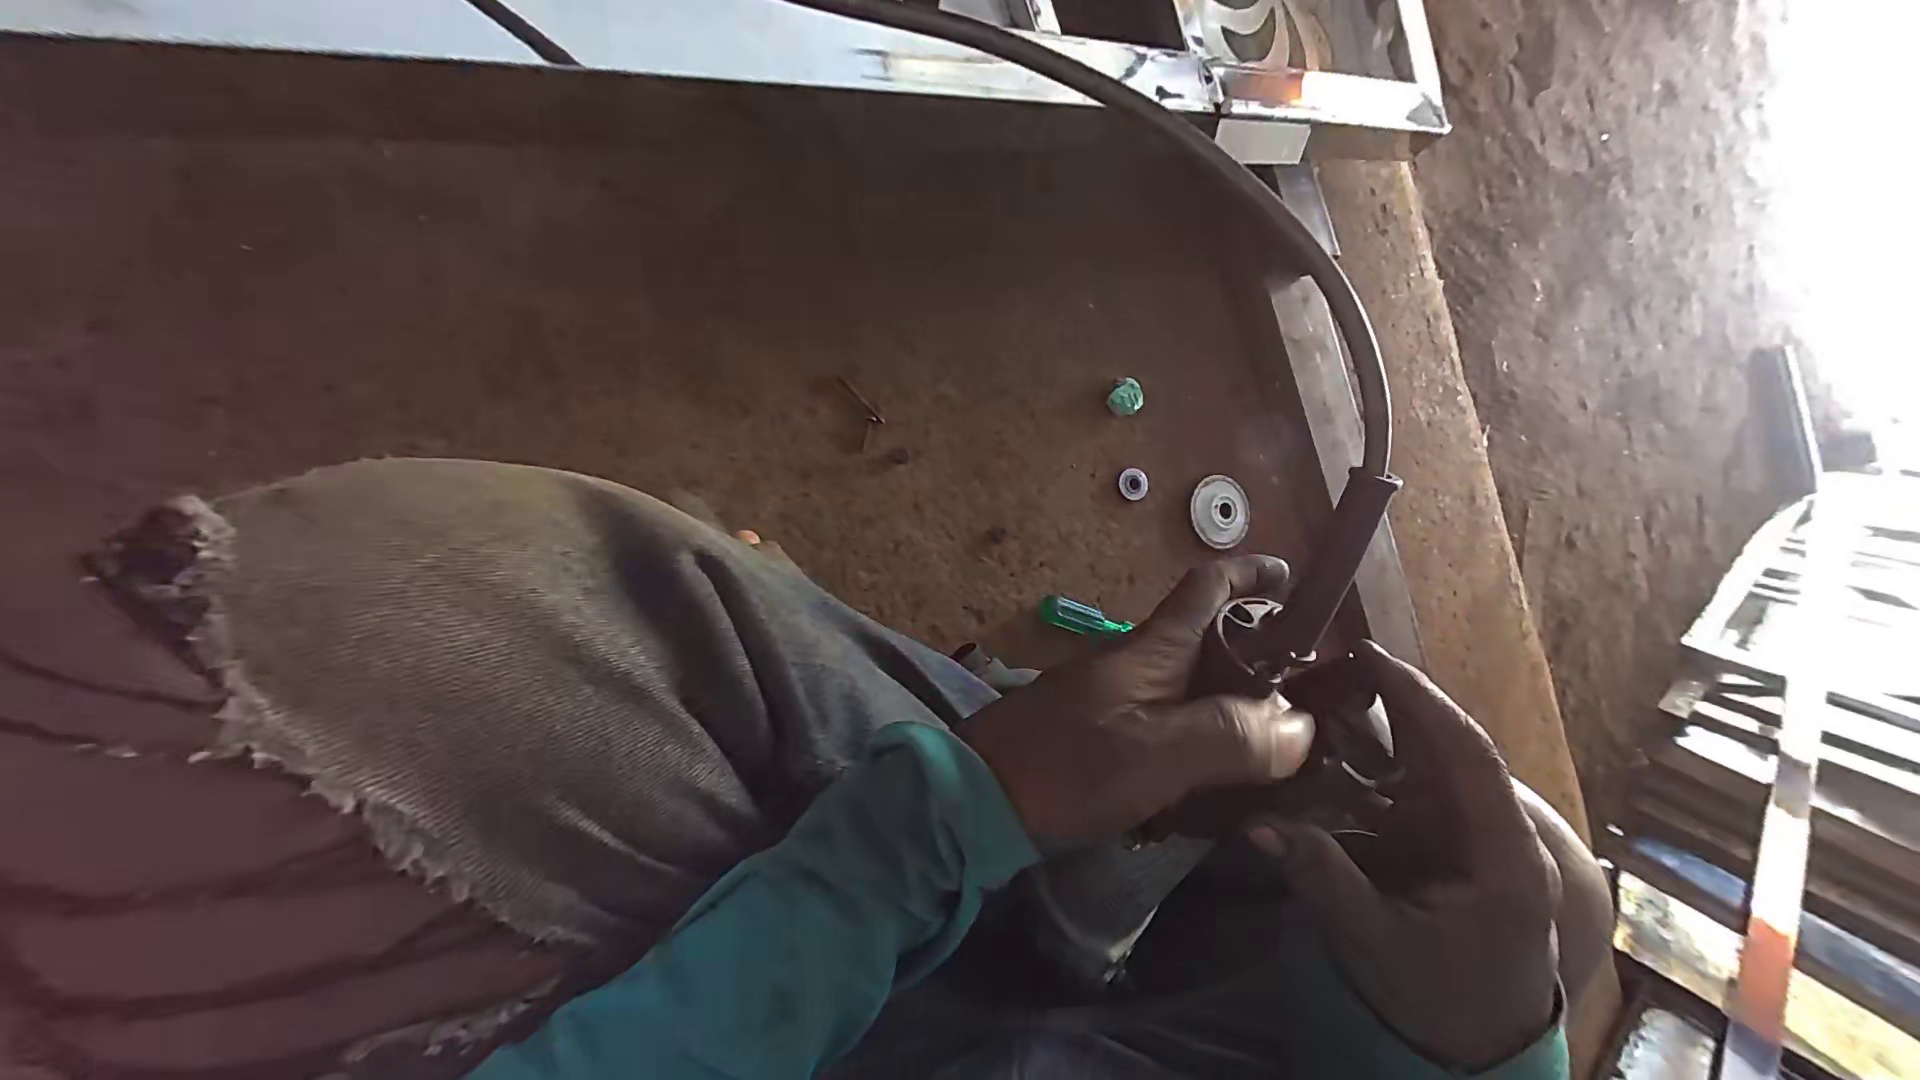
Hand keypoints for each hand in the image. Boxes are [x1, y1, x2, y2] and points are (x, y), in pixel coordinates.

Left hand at [964, 555, 1315, 843]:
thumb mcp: (1155, 752)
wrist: (984, 792)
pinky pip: (1173, 723)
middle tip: (1316, 705)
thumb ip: (1228, 736)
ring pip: (1196, 688)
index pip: (1206, 588)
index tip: (1291, 580)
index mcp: (1152, 649)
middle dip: (1264, 663)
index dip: (1250, 576)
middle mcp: (1139, 662)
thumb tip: (1301, 725)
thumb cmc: (1067, 763)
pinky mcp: (1107, 729)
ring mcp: (1121, 695)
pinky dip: (1204, 741)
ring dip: (1238, 710)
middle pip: (1213, 642)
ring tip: (1288, 751)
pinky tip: (1228, 778)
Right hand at [1249, 641, 1561, 1068]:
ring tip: (1315, 684)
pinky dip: (1360, 749)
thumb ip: (1320, 878)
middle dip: (1389, 694)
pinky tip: (1319, 734)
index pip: (1470, 756)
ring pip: (1420, 751)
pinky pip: (1397, 775)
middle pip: (1443, 740)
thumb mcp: (1376, 943)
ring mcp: (1460, 826)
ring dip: (1371, 715)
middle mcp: (1488, 825)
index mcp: (1502, 854)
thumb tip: (1255, 824)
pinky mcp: (1432, 830)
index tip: (1371, 656)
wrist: (1467, 1040)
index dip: (1421, 699)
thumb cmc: (1440, 999)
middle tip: (1323, 659)